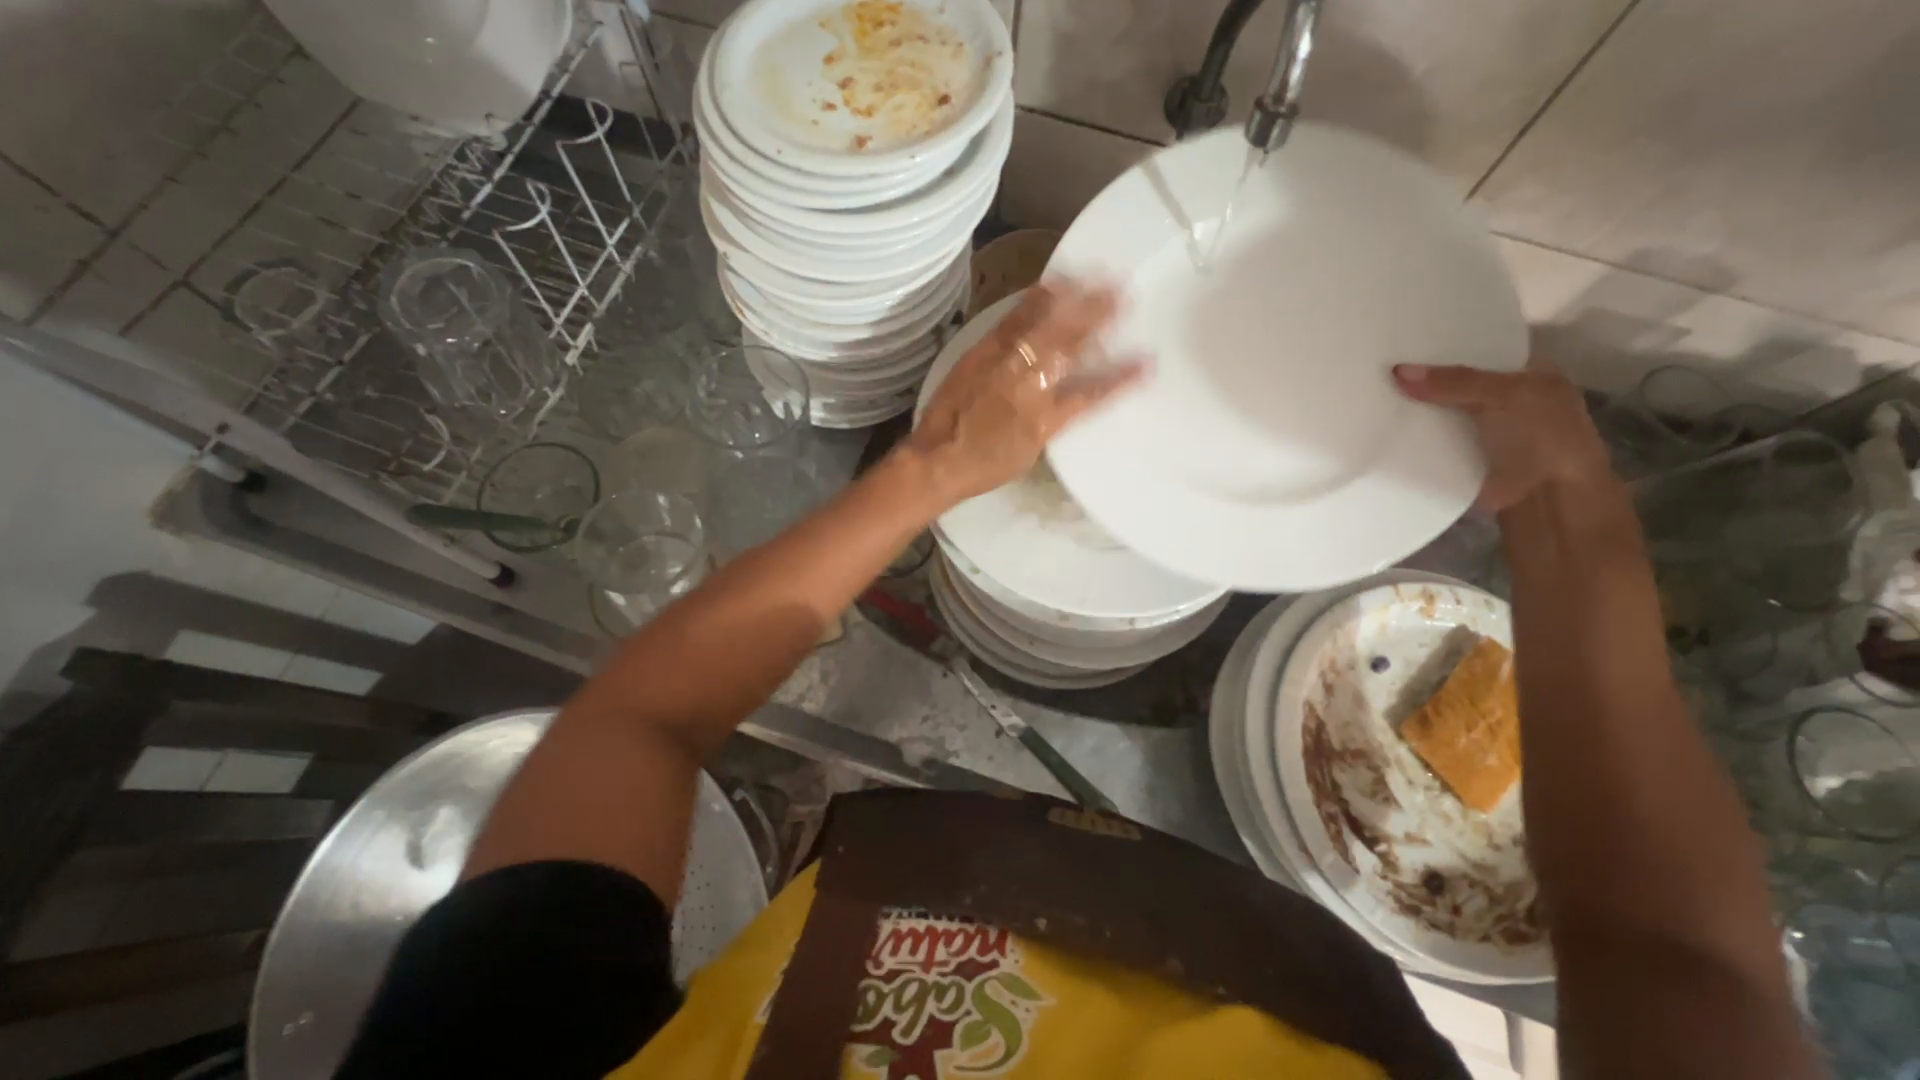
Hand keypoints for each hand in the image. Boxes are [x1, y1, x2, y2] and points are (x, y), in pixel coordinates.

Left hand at [907, 280, 1145, 501]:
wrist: (936, 459)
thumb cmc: (984, 466)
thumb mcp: (1029, 452)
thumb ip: (1051, 422)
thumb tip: (1066, 399)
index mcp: (1046, 418)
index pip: (1093, 394)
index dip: (1121, 378)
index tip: (1147, 363)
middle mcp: (1029, 386)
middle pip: (1071, 345)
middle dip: (1099, 317)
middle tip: (1123, 293)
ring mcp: (1004, 364)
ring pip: (1043, 326)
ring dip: (1071, 300)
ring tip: (1093, 277)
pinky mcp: (982, 352)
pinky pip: (1011, 322)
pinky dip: (1032, 302)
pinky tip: (1049, 285)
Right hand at [1392, 358, 1615, 511]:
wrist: (1549, 500)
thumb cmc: (1545, 438)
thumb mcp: (1507, 395)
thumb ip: (1456, 381)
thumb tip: (1396, 371)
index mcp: (1530, 373)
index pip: (1484, 349)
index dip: (1450, 343)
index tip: (1408, 337)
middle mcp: (1507, 399)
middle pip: (1457, 381)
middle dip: (1425, 376)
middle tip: (1379, 361)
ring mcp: (1484, 431)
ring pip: (1442, 411)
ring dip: (1415, 407)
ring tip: (1371, 389)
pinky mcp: (1463, 458)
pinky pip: (1433, 440)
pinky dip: (1413, 436)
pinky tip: (1381, 425)